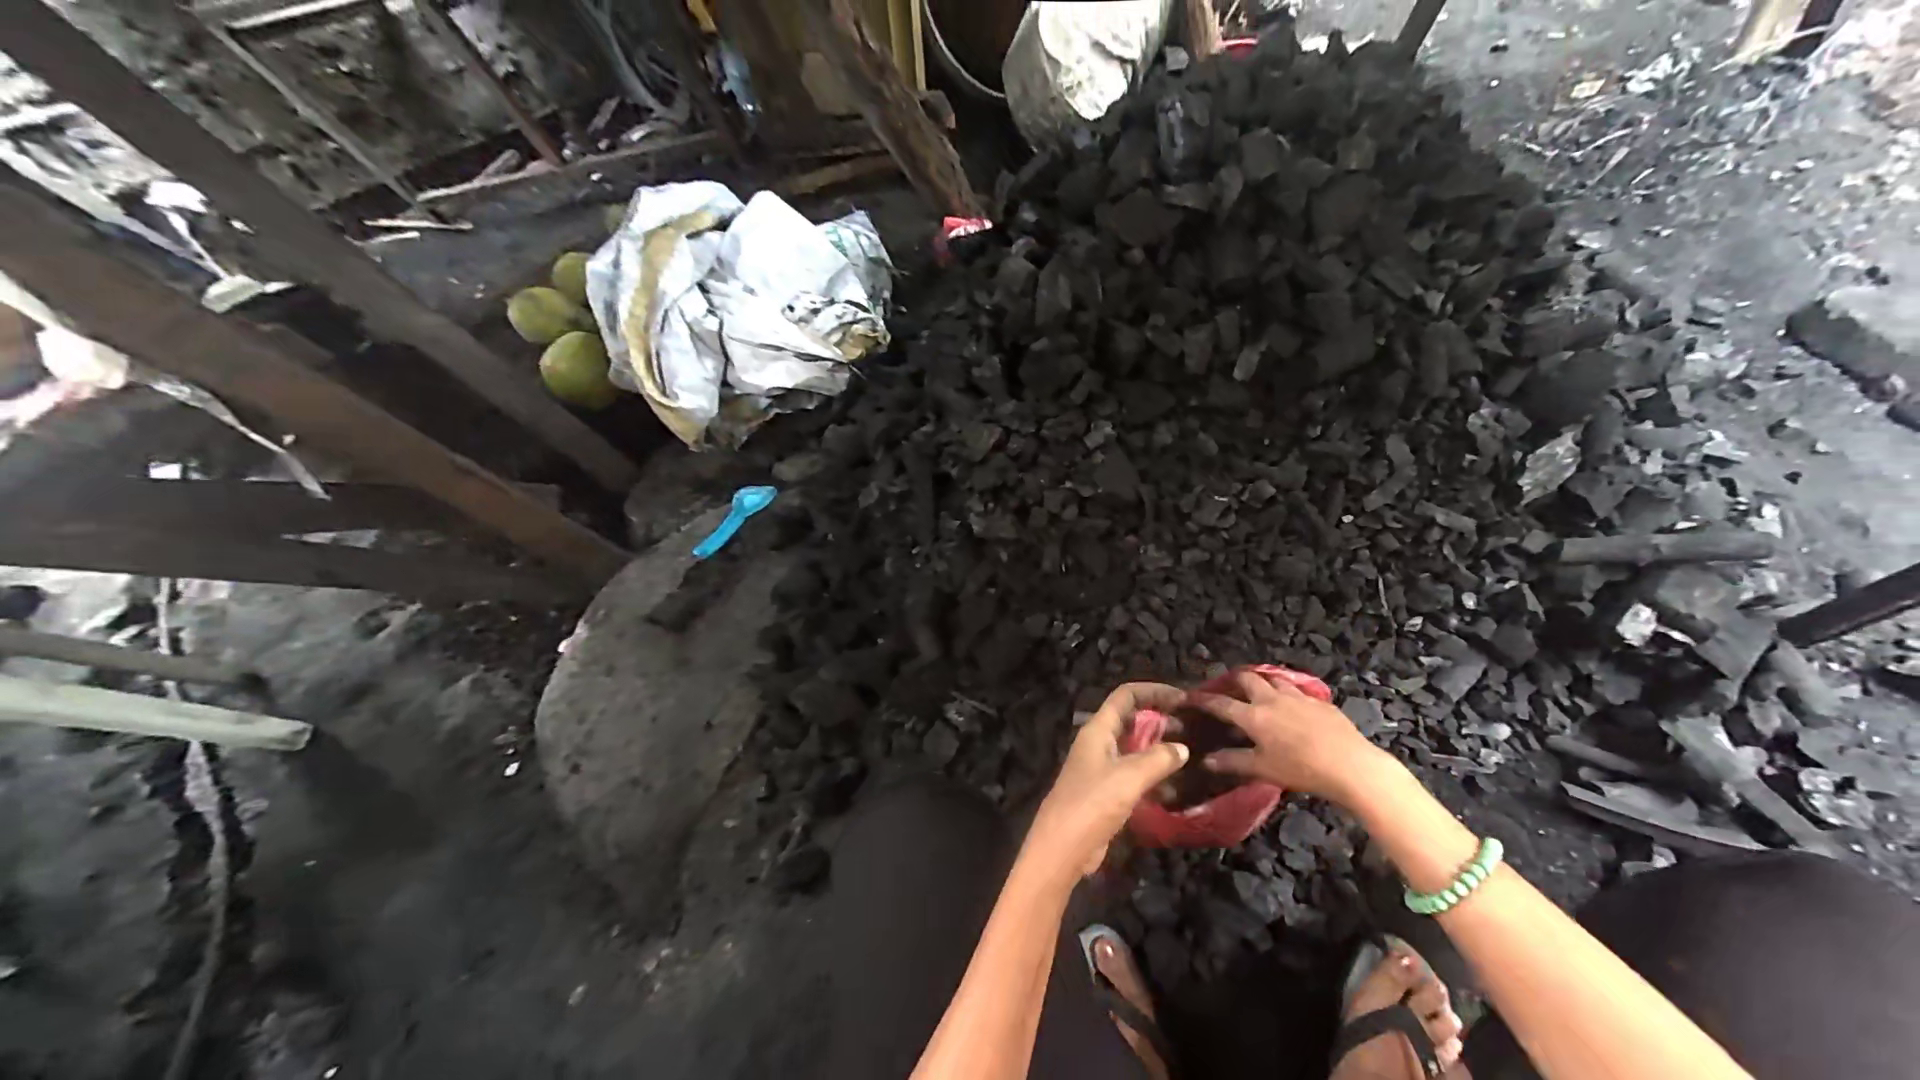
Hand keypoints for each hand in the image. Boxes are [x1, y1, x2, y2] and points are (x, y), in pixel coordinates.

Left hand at [1026, 683, 1189, 879]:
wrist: (1063, 848)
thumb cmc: (1093, 803)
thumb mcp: (1129, 776)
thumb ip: (1158, 758)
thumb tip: (1181, 748)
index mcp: (1097, 730)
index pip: (1125, 696)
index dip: (1153, 691)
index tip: (1183, 698)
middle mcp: (1098, 744)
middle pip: (1131, 721)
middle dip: (1160, 720)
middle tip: (1193, 729)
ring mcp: (1101, 769)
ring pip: (1134, 750)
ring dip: (1159, 750)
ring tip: (1191, 756)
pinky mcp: (1106, 794)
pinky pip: (1134, 776)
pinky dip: (1154, 777)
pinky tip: (1177, 788)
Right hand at [1189, 670, 1393, 804]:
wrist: (1351, 766)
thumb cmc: (1301, 769)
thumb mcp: (1263, 769)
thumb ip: (1233, 762)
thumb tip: (1207, 760)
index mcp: (1253, 715)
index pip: (1221, 703)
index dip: (1203, 700)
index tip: (1190, 697)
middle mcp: (1272, 699)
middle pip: (1248, 678)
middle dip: (1235, 680)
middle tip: (1230, 687)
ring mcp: (1298, 697)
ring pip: (1275, 680)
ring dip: (1264, 682)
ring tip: (1261, 691)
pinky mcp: (1321, 702)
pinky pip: (1299, 691)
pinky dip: (1290, 694)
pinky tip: (1294, 706)